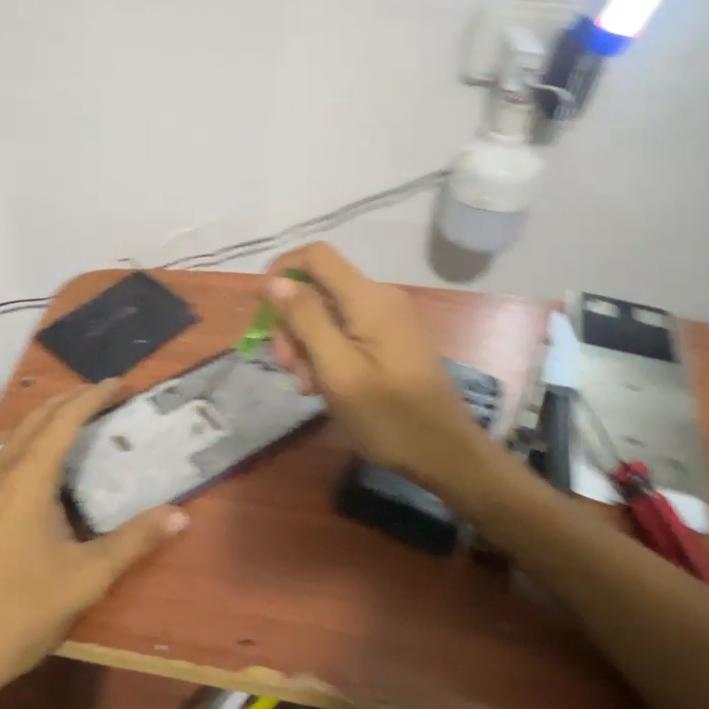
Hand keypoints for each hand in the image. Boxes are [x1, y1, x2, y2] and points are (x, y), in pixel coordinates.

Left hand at [0, 381, 188, 701]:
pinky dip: (10, 449)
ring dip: (37, 424)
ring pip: (4, 439)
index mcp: (25, 479)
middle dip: (67, 403)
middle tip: (100, 399)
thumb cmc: (18, 615)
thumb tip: (180, 514)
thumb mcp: (84, 579)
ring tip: (63, 428)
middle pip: (32, 421)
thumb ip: (133, 541)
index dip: (93, 396)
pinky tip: (13, 472)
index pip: (63, 420)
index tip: (120, 384)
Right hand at [266, 243, 498, 505]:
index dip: (281, 273)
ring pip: (329, 313)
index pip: (315, 255)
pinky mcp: (391, 340)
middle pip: (318, 288)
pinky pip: (347, 331)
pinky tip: (325, 386)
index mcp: (369, 299)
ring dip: (307, 344)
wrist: (444, 453)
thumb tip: (274, 282)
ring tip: (308, 386)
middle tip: (288, 368)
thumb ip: (306, 321)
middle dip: (292, 322)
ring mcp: (389, 319)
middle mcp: (380, 298)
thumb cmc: (388, 417)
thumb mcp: (338, 372)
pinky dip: (327, 353)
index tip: (264, 314)